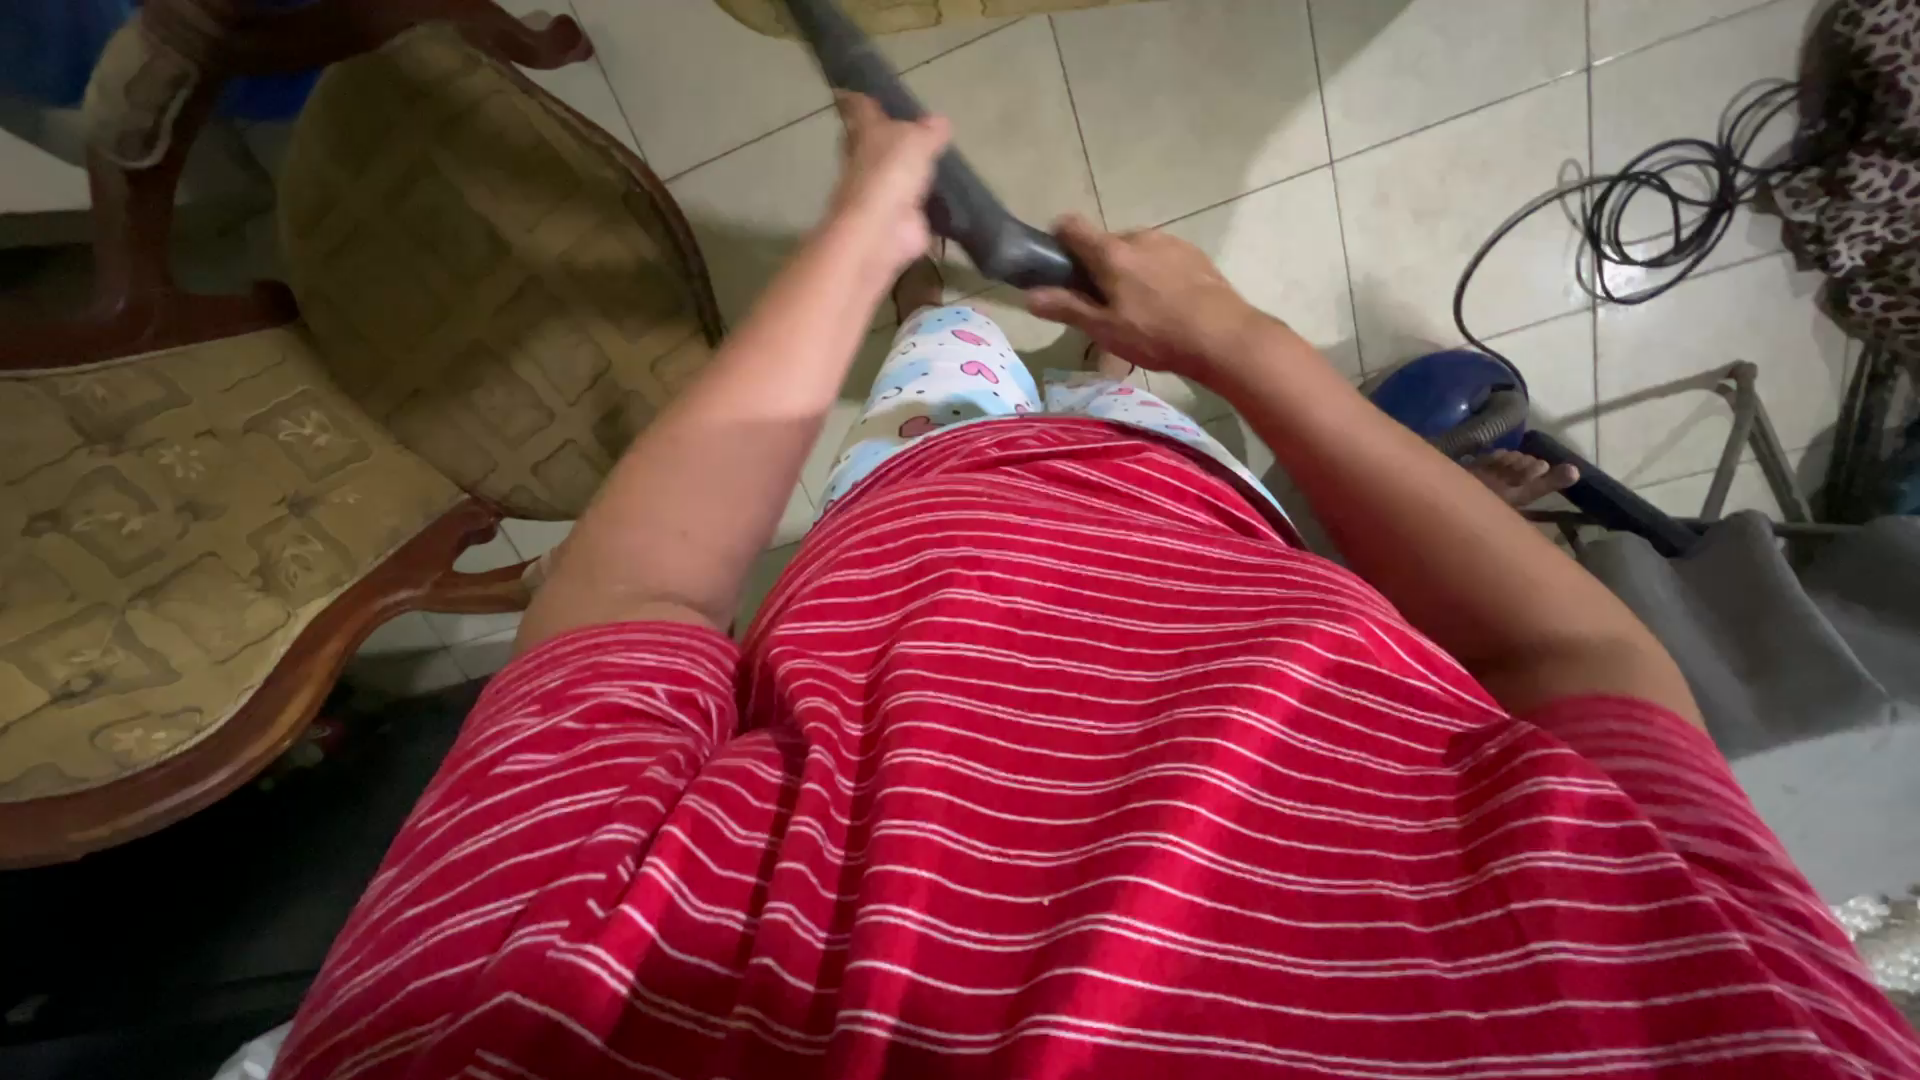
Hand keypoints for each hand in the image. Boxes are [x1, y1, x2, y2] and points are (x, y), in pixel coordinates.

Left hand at [827, 92, 950, 277]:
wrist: (884, 228)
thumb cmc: (890, 172)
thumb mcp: (916, 140)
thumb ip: (930, 131)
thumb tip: (941, 122)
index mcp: (865, 132)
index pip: (860, 109)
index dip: (858, 99)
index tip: (851, 90)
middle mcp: (867, 161)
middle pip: (874, 143)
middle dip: (884, 136)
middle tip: (904, 127)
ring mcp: (882, 193)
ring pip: (893, 174)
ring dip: (906, 170)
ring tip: (930, 158)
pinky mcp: (899, 219)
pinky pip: (913, 204)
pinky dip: (923, 202)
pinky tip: (939, 196)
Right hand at [1025, 215, 1279, 385]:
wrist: (1222, 336)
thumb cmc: (1155, 335)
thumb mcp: (1104, 329)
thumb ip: (1067, 308)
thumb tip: (1030, 296)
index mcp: (1111, 252)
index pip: (1072, 227)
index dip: (1059, 240)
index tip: (1058, 266)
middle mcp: (1139, 237)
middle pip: (1105, 243)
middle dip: (1098, 267)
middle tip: (1103, 305)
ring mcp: (1170, 242)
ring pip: (1136, 251)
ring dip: (1128, 272)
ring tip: (1138, 310)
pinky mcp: (1193, 254)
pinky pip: (1161, 258)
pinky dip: (1155, 274)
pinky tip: (1166, 305)